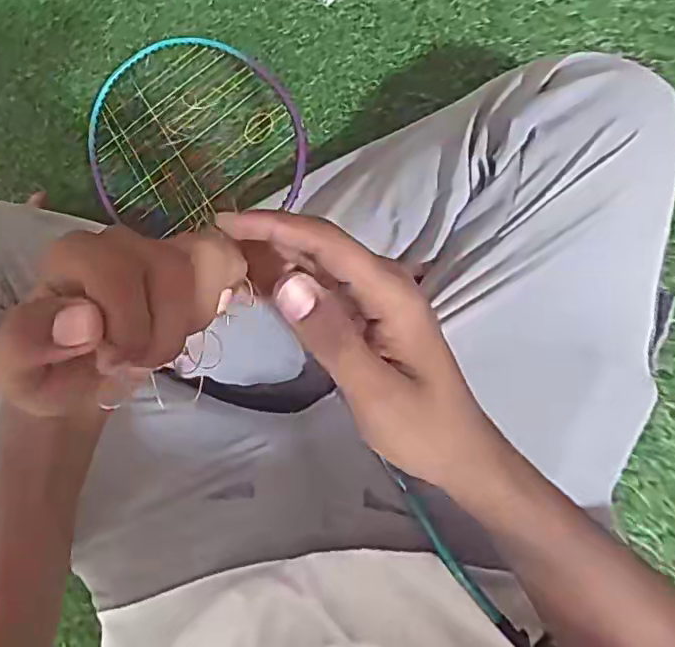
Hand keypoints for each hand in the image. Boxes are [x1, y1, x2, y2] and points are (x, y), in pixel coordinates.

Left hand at [0, 225, 246, 416]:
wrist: (73, 379)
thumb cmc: (43, 369)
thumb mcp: (14, 370)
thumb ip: (32, 340)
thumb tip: (86, 318)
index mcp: (73, 252)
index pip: (119, 271)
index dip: (126, 325)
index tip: (107, 361)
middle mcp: (117, 240)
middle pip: (169, 270)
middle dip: (157, 334)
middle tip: (130, 365)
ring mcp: (156, 248)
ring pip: (198, 272)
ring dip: (181, 328)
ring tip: (152, 355)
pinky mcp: (186, 262)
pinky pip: (221, 263)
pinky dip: (210, 303)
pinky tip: (182, 327)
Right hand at [217, 211, 511, 493]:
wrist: (458, 453)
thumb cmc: (421, 428)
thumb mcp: (373, 390)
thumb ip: (331, 335)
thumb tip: (286, 281)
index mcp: (389, 290)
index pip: (326, 241)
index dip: (275, 226)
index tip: (227, 221)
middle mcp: (382, 281)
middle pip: (319, 243)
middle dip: (268, 234)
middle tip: (215, 239)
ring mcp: (373, 295)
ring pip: (317, 261)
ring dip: (274, 255)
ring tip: (226, 255)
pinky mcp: (365, 311)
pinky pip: (321, 285)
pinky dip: (288, 280)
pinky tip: (259, 284)